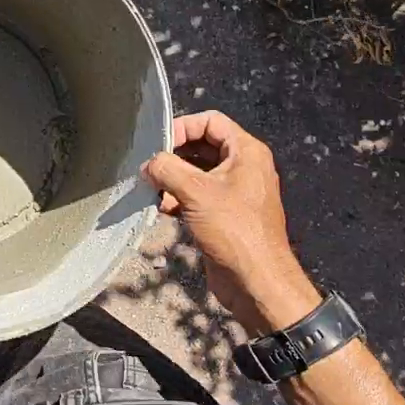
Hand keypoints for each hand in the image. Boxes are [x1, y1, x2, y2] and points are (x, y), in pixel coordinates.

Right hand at [142, 111, 321, 335]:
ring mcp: (233, 192)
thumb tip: (148, 164)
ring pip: (196, 172)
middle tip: (150, 167)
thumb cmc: (233, 230)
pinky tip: (162, 208)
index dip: (183, 127)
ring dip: (172, 178)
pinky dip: (177, 198)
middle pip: (201, 146)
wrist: (256, 283)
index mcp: (246, 152)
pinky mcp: (224, 214)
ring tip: (152, 189)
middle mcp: (242, 167)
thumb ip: (166, 168)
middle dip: (173, 155)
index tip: (159, 144)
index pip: (210, 122)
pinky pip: (196, 195)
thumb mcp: (195, 191)